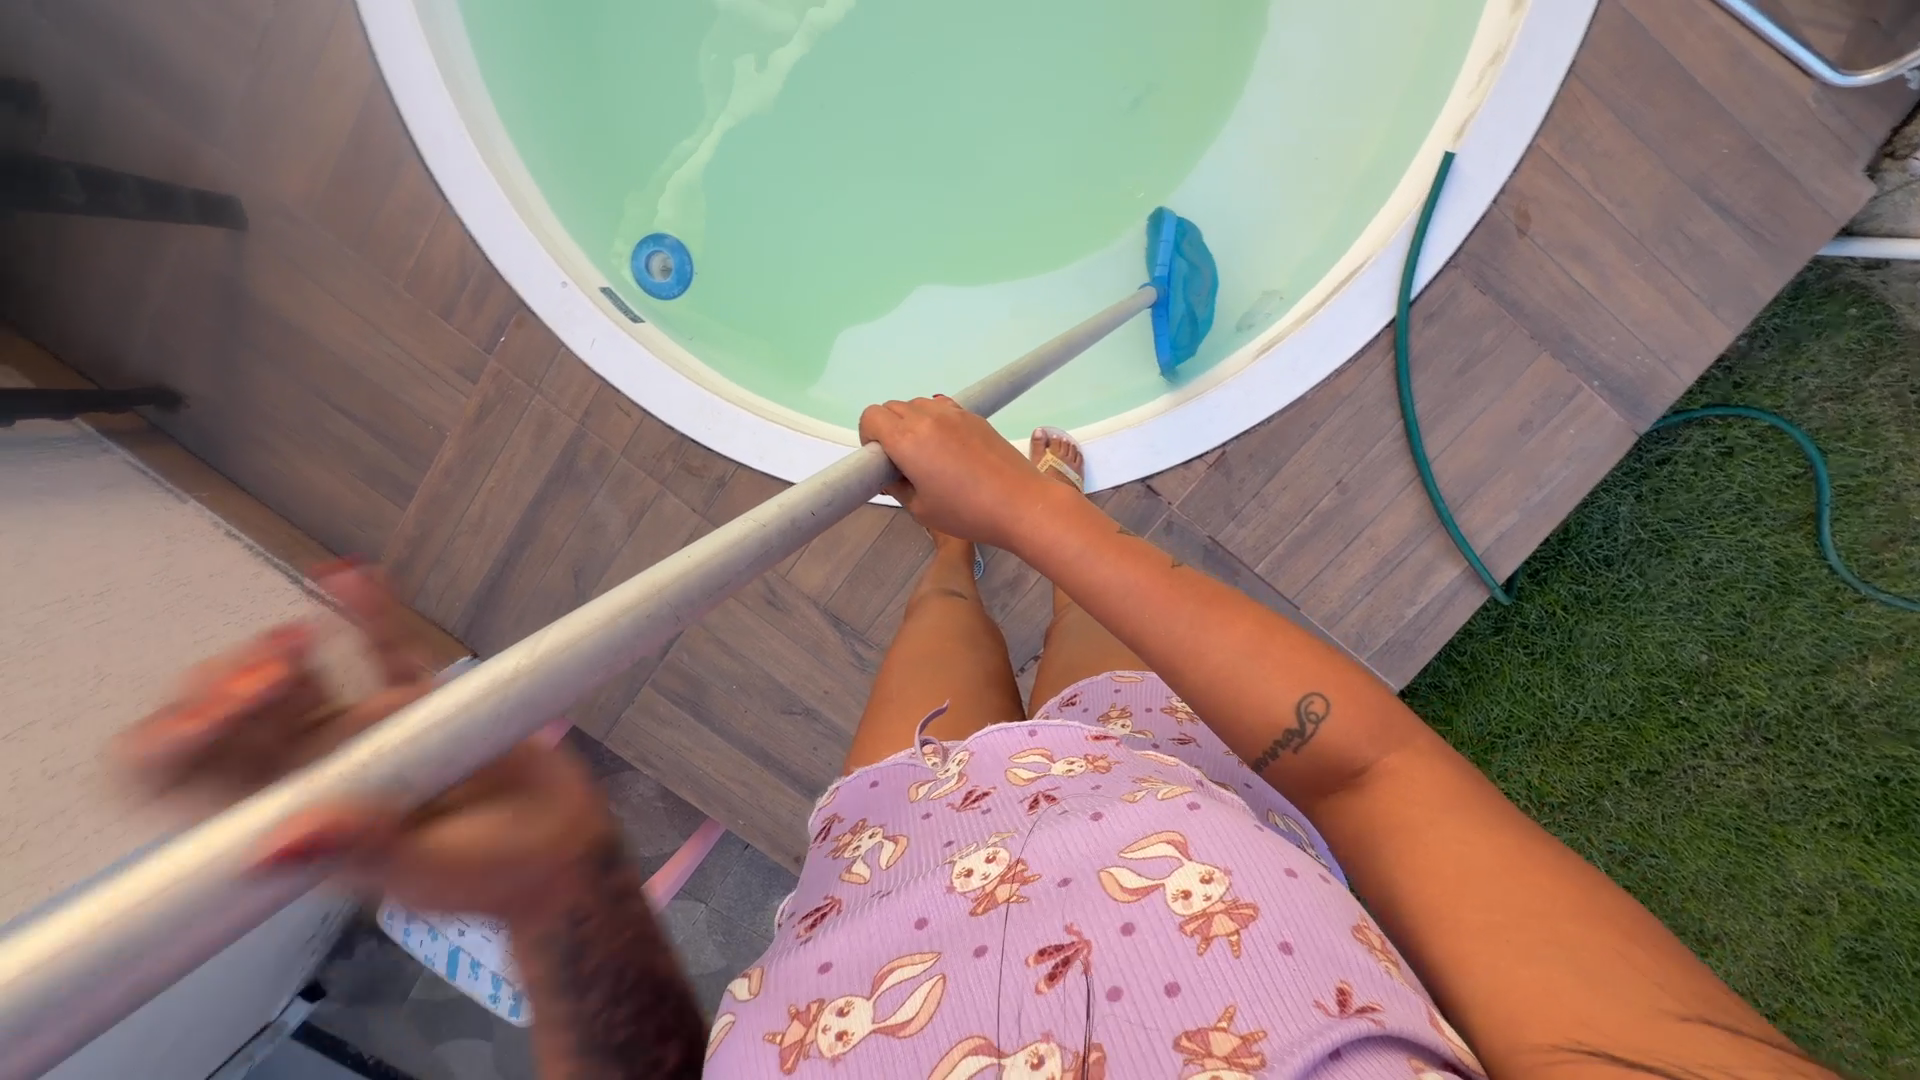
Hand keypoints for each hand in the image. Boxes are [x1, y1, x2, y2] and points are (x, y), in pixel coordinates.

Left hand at [118, 563, 618, 922]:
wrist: (562, 840)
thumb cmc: (489, 874)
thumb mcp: (427, 871)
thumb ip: (365, 851)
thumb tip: (276, 842)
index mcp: (296, 821)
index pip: (197, 785)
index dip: (179, 747)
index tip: (218, 718)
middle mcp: (318, 770)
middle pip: (234, 721)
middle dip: (228, 690)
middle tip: (277, 676)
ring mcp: (368, 730)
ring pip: (297, 680)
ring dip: (279, 653)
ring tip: (298, 636)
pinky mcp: (421, 701)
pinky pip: (386, 651)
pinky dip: (368, 613)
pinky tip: (347, 576)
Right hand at [858, 396, 1056, 548]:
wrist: (1020, 503)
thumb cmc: (967, 512)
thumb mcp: (920, 509)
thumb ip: (897, 486)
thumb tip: (889, 475)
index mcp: (907, 439)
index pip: (871, 416)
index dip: (868, 437)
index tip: (881, 459)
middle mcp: (927, 417)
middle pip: (892, 407)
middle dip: (889, 429)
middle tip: (903, 460)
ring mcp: (953, 413)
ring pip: (918, 404)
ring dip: (912, 422)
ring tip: (927, 452)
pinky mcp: (974, 416)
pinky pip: (943, 408)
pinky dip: (936, 421)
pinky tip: (950, 448)